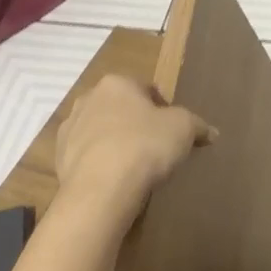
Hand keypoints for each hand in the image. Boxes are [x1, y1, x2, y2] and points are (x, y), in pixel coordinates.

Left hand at [55, 75, 214, 202]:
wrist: (102, 187)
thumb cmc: (145, 145)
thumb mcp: (185, 129)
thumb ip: (198, 125)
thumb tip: (210, 132)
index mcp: (117, 84)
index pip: (146, 88)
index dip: (164, 108)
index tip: (174, 129)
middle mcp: (88, 98)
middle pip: (120, 107)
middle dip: (136, 122)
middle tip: (156, 145)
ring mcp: (70, 126)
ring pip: (101, 129)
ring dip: (116, 140)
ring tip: (136, 164)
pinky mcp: (60, 154)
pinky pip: (88, 152)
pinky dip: (101, 160)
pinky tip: (117, 177)